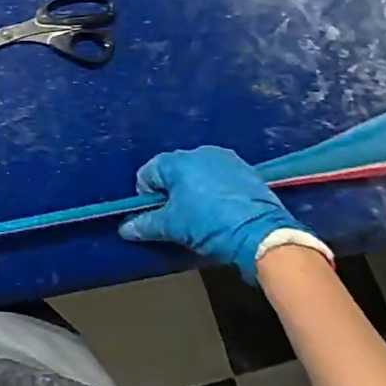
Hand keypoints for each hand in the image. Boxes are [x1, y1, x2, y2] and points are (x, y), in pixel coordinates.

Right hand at [118, 146, 305, 282]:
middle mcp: (200, 153)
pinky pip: (219, 177)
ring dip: (193, 191)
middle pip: (173, 171)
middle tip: (177, 219)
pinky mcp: (244, 169)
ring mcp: (225, 159)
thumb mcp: (173, 227)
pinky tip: (221, 211)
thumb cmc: (209, 225)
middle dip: (171, 193)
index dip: (147, 196)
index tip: (156, 216)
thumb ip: (145, 225)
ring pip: (197, 174)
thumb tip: (125, 228)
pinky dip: (214, 190)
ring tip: (201, 217)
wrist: (261, 233)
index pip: (149, 172)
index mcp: (178, 161)